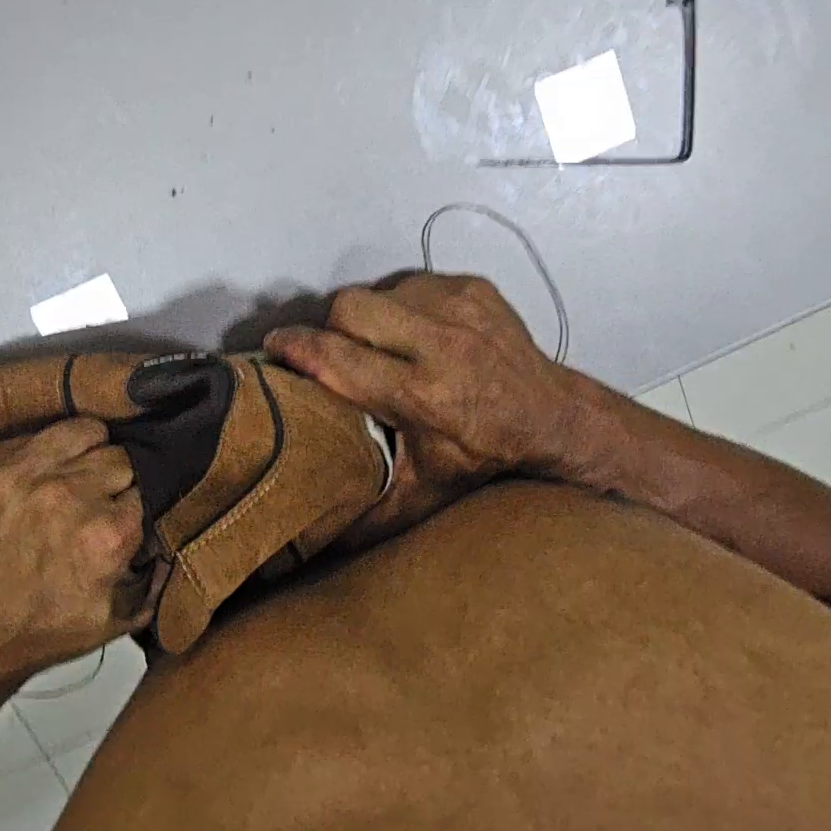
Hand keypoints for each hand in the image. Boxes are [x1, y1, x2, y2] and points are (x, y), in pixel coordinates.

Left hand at [0, 418, 151, 683]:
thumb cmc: (38, 631)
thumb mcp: (117, 620)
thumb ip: (158, 578)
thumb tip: (182, 540)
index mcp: (106, 534)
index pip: (148, 489)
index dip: (139, 503)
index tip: (127, 514)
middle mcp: (66, 494)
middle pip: (121, 458)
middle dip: (117, 480)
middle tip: (101, 501)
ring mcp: (18, 474)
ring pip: (84, 431)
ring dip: (88, 452)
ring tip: (77, 474)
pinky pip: (33, 436)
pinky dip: (43, 454)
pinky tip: (37, 480)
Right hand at [264, 273, 584, 541]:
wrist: (555, 418)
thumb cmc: (483, 460)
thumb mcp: (423, 494)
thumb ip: (365, 517)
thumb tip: (306, 547)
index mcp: (423, 394)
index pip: (338, 357)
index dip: (297, 348)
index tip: (275, 346)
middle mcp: (441, 344)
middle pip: (351, 308)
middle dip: (332, 327)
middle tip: (334, 350)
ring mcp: (460, 307)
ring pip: (378, 292)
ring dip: (369, 317)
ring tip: (380, 344)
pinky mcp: (474, 286)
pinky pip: (411, 284)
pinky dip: (402, 306)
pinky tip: (416, 332)